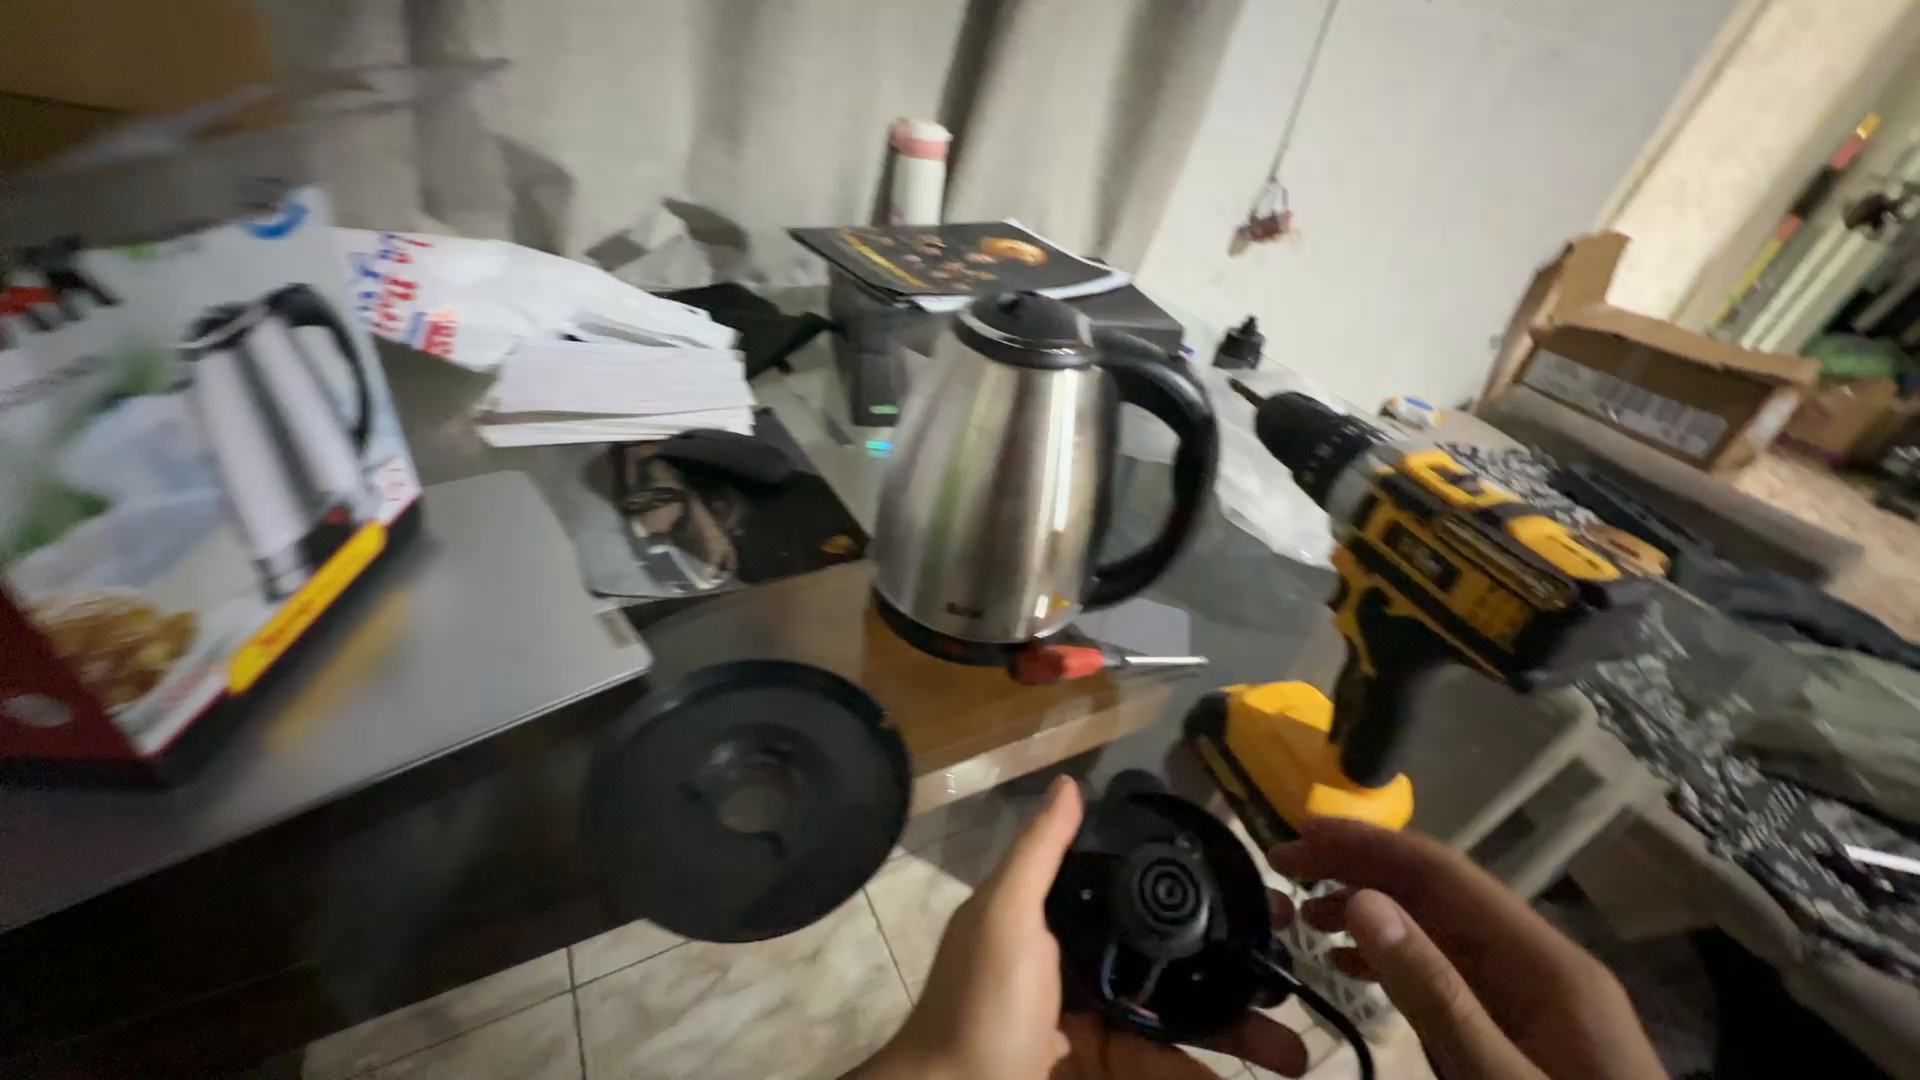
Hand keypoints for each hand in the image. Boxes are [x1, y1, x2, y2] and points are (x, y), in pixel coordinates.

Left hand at [857, 776, 1309, 1079]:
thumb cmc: (981, 1001)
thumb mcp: (1005, 915)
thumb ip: (1040, 853)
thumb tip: (1070, 783)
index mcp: (1058, 919)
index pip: (1133, 895)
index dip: (1187, 893)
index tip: (1246, 891)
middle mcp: (1081, 964)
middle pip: (1165, 960)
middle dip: (1225, 968)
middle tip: (1285, 972)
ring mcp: (1096, 1023)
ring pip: (1176, 1019)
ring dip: (1234, 1032)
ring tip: (1293, 1047)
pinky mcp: (1105, 1070)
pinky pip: (1162, 1068)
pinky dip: (1201, 1076)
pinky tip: (1242, 1079)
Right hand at [1267, 818, 1666, 1079]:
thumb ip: (1435, 995)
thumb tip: (1360, 900)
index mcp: (1545, 964)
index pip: (1442, 873)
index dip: (1369, 842)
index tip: (1300, 831)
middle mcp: (1536, 963)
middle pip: (1434, 891)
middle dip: (1356, 868)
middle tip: (1283, 864)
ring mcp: (1527, 997)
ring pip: (1434, 926)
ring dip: (1366, 907)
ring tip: (1301, 913)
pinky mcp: (1513, 1028)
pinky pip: (1441, 968)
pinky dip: (1388, 954)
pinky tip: (1345, 961)